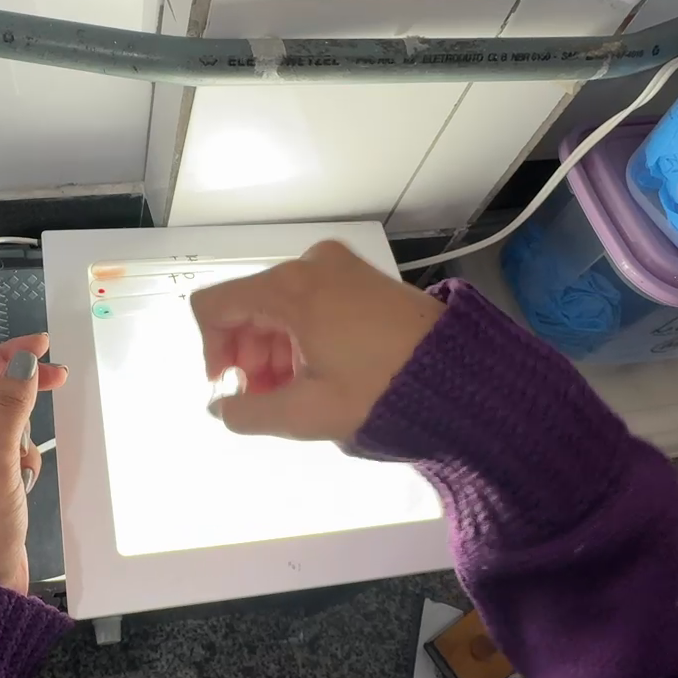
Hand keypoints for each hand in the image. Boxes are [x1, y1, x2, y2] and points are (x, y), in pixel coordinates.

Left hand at [0, 333, 67, 592]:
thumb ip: (9, 406)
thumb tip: (23, 361)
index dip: (1, 359)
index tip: (40, 347)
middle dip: (15, 399)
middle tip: (57, 378)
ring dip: (17, 439)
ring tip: (21, 467)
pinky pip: (1, 456)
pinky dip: (18, 462)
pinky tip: (23, 481)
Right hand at [190, 240, 443, 441]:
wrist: (466, 376)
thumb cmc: (381, 390)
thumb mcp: (307, 413)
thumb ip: (248, 413)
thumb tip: (220, 407)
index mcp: (288, 288)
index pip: (214, 306)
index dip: (211, 350)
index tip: (233, 387)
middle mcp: (308, 264)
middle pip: (247, 306)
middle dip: (249, 357)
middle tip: (270, 399)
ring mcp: (338, 266)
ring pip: (278, 306)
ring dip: (274, 350)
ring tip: (299, 391)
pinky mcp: (360, 276)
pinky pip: (308, 301)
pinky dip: (300, 335)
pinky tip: (320, 371)